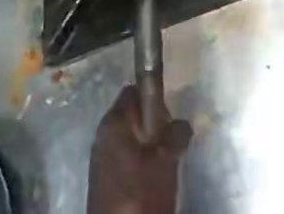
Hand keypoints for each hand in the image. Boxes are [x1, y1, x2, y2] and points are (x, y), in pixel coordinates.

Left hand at [86, 85, 192, 213]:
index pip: (135, 90)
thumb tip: (182, 122)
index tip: (171, 112)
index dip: (155, 95)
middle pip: (132, 114)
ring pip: (130, 137)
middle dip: (154, 123)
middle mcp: (103, 132)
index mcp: (114, 121)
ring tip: (165, 161)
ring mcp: (101, 156)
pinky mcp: (103, 177)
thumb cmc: (140, 192)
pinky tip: (151, 177)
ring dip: (148, 144)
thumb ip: (176, 133)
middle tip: (172, 140)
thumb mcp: (166, 159)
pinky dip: (139, 160)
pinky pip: (125, 156)